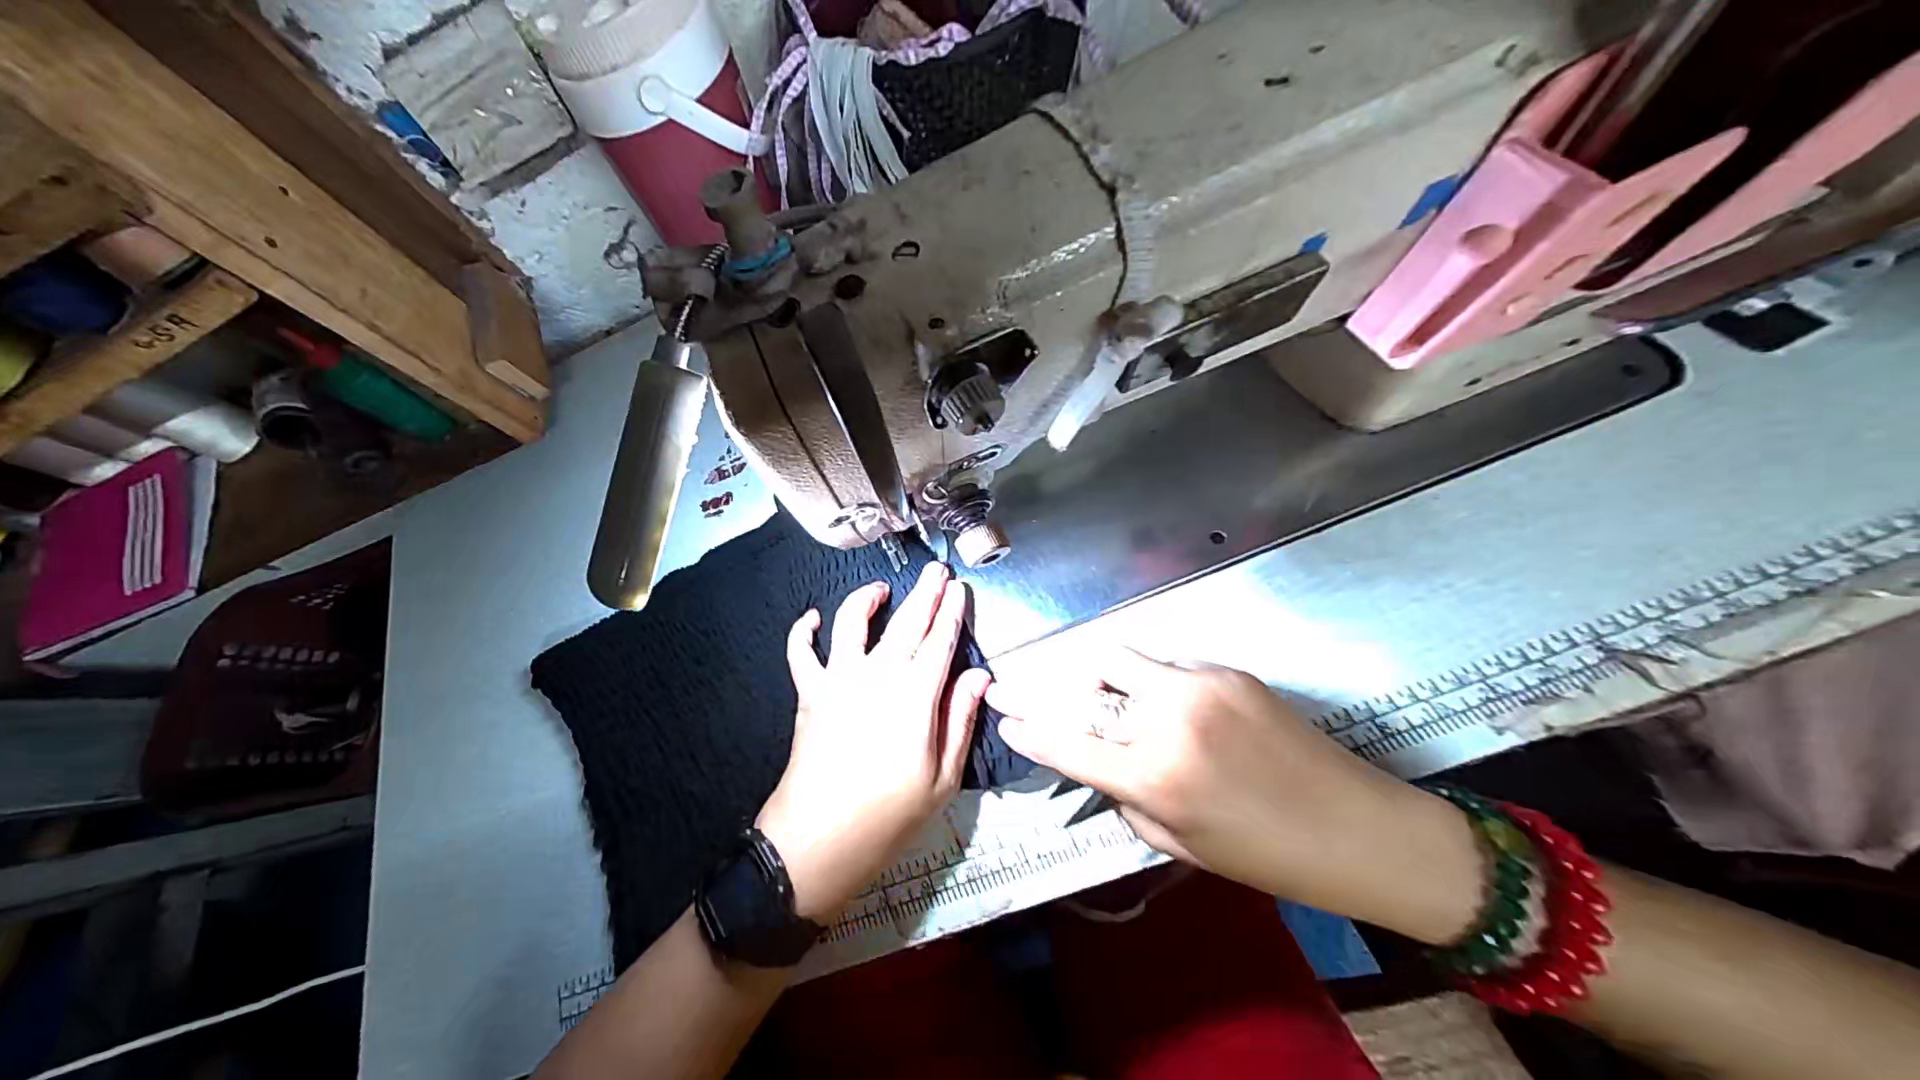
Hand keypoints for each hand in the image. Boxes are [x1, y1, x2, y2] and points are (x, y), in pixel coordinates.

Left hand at [756, 563, 988, 923]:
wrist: (817, 840)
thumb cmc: (888, 816)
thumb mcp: (942, 778)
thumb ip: (960, 720)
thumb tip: (979, 678)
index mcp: (915, 695)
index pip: (939, 642)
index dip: (952, 613)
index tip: (960, 590)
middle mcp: (876, 675)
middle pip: (905, 622)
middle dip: (924, 593)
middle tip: (936, 571)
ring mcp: (837, 680)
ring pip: (852, 623)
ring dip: (867, 598)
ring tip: (881, 588)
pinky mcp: (809, 694)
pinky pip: (801, 653)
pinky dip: (803, 632)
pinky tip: (811, 619)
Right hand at [987, 650, 1485, 944]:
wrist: (1359, 828)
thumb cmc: (1265, 856)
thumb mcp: (1178, 841)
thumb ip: (1126, 796)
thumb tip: (1098, 762)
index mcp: (1154, 775)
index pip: (1069, 743)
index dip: (1031, 729)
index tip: (1007, 717)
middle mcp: (1169, 718)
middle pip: (1092, 676)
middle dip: (1071, 689)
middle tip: (1073, 706)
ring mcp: (1201, 685)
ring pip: (1128, 660)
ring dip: (1113, 680)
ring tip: (1127, 705)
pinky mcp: (1230, 671)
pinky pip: (1171, 668)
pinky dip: (1158, 685)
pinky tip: (1183, 712)